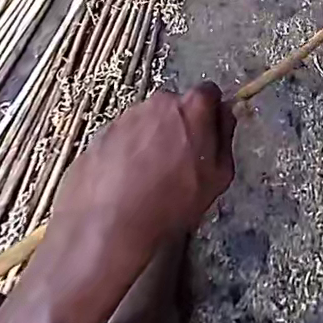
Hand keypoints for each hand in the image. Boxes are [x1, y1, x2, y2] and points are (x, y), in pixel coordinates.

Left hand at [45, 83, 235, 273]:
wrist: (106, 230)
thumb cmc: (170, 204)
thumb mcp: (218, 177)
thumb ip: (225, 138)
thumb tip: (224, 117)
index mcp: (192, 107)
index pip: (209, 93)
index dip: (210, 114)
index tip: (206, 136)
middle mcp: (157, 103)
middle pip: (174, 108)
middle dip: (178, 127)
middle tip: (177, 163)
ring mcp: (123, 119)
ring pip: (145, 124)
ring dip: (149, 142)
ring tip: (146, 181)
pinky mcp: (98, 138)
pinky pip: (119, 141)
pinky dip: (123, 157)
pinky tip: (123, 187)